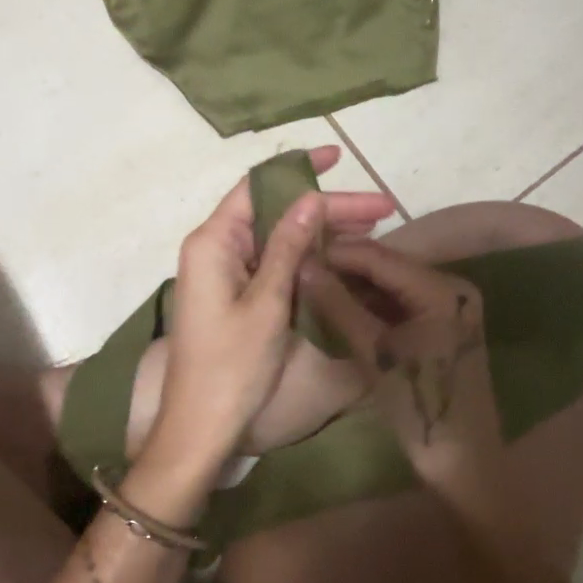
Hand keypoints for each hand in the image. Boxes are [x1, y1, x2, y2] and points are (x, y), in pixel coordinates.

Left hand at [143, 147, 394, 474]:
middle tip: (382, 209)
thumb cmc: (232, 365)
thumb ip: (288, 248)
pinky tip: (341, 254)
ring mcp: (223, 272)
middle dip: (325, 207)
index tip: (338, 156)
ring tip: (373, 227)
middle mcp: (214, 248)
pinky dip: (305, 256)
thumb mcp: (268, 303)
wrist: (201, 425)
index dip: (299, 168)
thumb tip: (310, 199)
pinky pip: (271, 262)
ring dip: (320, 230)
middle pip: (273, 211)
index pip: (257, 186)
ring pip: (276, 237)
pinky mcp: (233, 294)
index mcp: (213, 241)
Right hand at [301, 240, 502, 488]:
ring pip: (390, 283)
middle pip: (385, 266)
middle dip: (342, 267)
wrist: (462, 460)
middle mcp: (451, 286)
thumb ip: (337, 304)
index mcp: (440, 289)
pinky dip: (370, 303)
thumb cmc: (419, 405)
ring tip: (312, 285)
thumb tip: (301, 266)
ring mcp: (450, 305)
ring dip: (353, 285)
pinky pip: (400, 301)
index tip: (294, 255)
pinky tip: (339, 306)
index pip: (377, 255)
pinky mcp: (444, 323)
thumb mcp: (372, 352)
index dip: (334, 253)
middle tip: (299, 270)